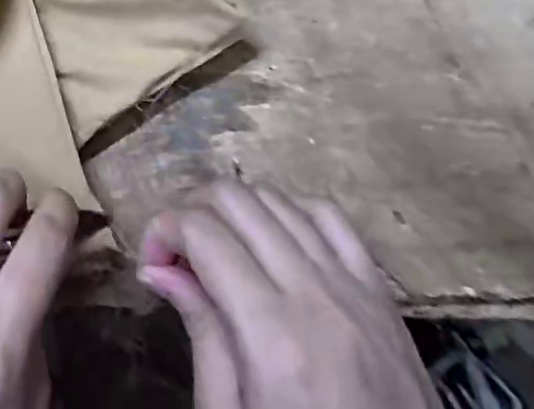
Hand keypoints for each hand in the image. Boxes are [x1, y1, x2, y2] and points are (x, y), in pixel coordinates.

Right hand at [138, 182, 437, 408]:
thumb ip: (201, 333)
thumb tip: (157, 270)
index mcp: (273, 333)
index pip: (200, 232)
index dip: (160, 231)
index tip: (150, 264)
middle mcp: (315, 296)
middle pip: (235, 200)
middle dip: (189, 209)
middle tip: (176, 251)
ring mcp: (356, 291)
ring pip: (277, 199)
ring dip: (234, 208)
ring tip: (217, 244)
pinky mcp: (383, 298)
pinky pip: (331, 219)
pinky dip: (290, 211)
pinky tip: (271, 238)